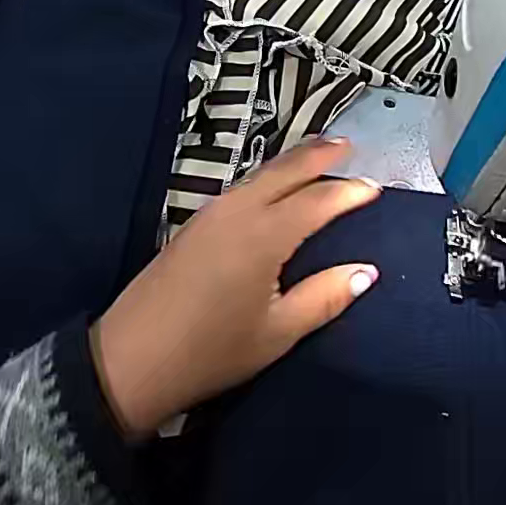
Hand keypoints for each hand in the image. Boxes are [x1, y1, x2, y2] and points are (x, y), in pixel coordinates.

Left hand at [91, 138, 380, 437]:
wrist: (131, 359)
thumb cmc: (211, 351)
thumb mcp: (277, 333)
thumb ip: (325, 296)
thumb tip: (367, 271)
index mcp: (264, 235)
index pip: (318, 201)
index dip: (349, 193)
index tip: (374, 188)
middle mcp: (239, 211)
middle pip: (287, 170)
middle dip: (319, 154)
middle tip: (349, 145)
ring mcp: (214, 211)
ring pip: (262, 172)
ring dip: (294, 160)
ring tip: (320, 153)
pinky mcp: (197, 219)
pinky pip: (245, 184)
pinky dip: (270, 174)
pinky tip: (278, 183)